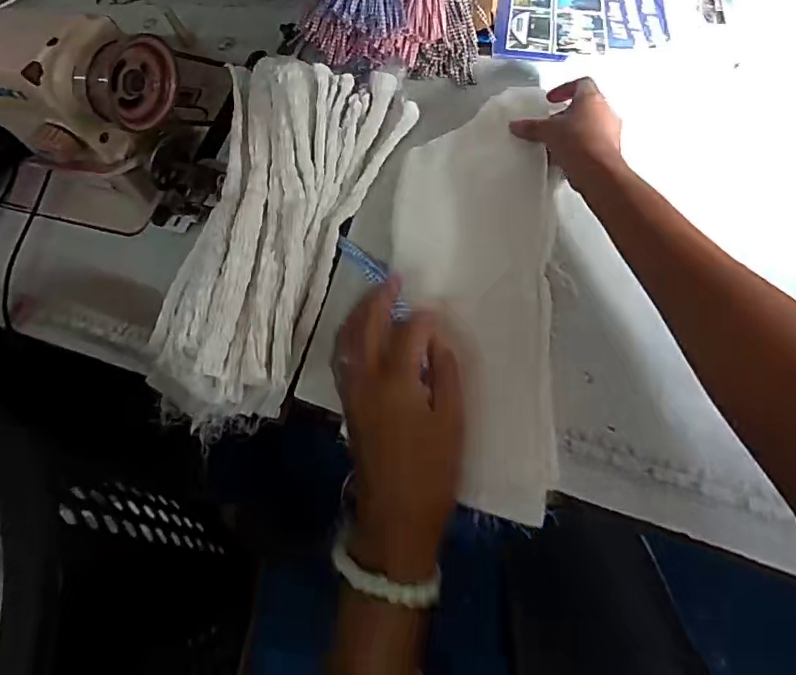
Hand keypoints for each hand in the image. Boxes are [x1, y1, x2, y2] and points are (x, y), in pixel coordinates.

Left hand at [335, 278, 463, 580]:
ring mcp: (352, 391)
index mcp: (397, 382)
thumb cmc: (433, 471)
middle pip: (366, 326)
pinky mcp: (347, 403)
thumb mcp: (452, 421)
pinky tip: (362, 330)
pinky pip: (342, 355)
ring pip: (346, 338)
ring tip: (377, 296)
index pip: (407, 333)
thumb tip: (436, 339)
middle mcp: (367, 379)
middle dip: (379, 298)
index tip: (436, 312)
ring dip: (359, 312)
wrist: (396, 516)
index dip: (423, 319)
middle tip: (395, 279)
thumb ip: (445, 373)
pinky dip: (350, 334)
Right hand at [508, 77, 623, 187]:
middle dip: (567, 113)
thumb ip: (531, 126)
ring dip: (574, 130)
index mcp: (592, 98)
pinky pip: (593, 142)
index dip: (564, 89)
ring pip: (590, 124)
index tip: (552, 99)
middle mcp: (605, 111)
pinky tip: (564, 156)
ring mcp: (611, 131)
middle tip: (552, 121)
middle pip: (586, 105)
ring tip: (556, 141)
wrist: (598, 172)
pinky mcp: (611, 149)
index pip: (581, 83)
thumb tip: (517, 126)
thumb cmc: (578, 142)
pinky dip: (580, 146)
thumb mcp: (547, 131)